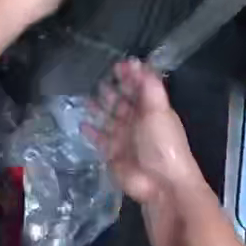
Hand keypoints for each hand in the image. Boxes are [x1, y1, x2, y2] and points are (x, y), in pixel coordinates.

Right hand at [94, 59, 208, 209]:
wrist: (161, 184)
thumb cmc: (162, 144)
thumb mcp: (158, 109)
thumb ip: (148, 85)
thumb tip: (136, 62)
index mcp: (152, 109)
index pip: (139, 87)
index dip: (130, 76)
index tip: (118, 64)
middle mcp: (138, 121)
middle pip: (122, 101)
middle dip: (112, 90)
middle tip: (99, 78)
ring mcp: (124, 138)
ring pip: (109, 118)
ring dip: (100, 108)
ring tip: (87, 97)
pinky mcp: (112, 153)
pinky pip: (99, 139)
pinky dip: (91, 131)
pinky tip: (82, 123)